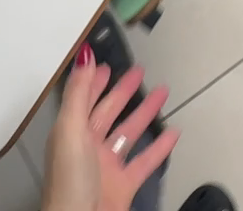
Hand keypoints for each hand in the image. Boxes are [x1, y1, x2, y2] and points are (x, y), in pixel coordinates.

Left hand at [41, 52, 178, 210]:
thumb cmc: (69, 181)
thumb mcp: (70, 129)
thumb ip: (78, 92)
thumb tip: (84, 55)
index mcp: (71, 132)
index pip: (84, 99)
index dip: (94, 81)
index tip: (106, 65)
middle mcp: (88, 147)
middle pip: (108, 112)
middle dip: (123, 91)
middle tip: (139, 72)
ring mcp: (107, 167)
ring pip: (129, 133)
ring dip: (145, 112)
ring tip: (163, 93)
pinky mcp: (124, 186)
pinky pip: (145, 161)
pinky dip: (160, 147)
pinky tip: (173, 133)